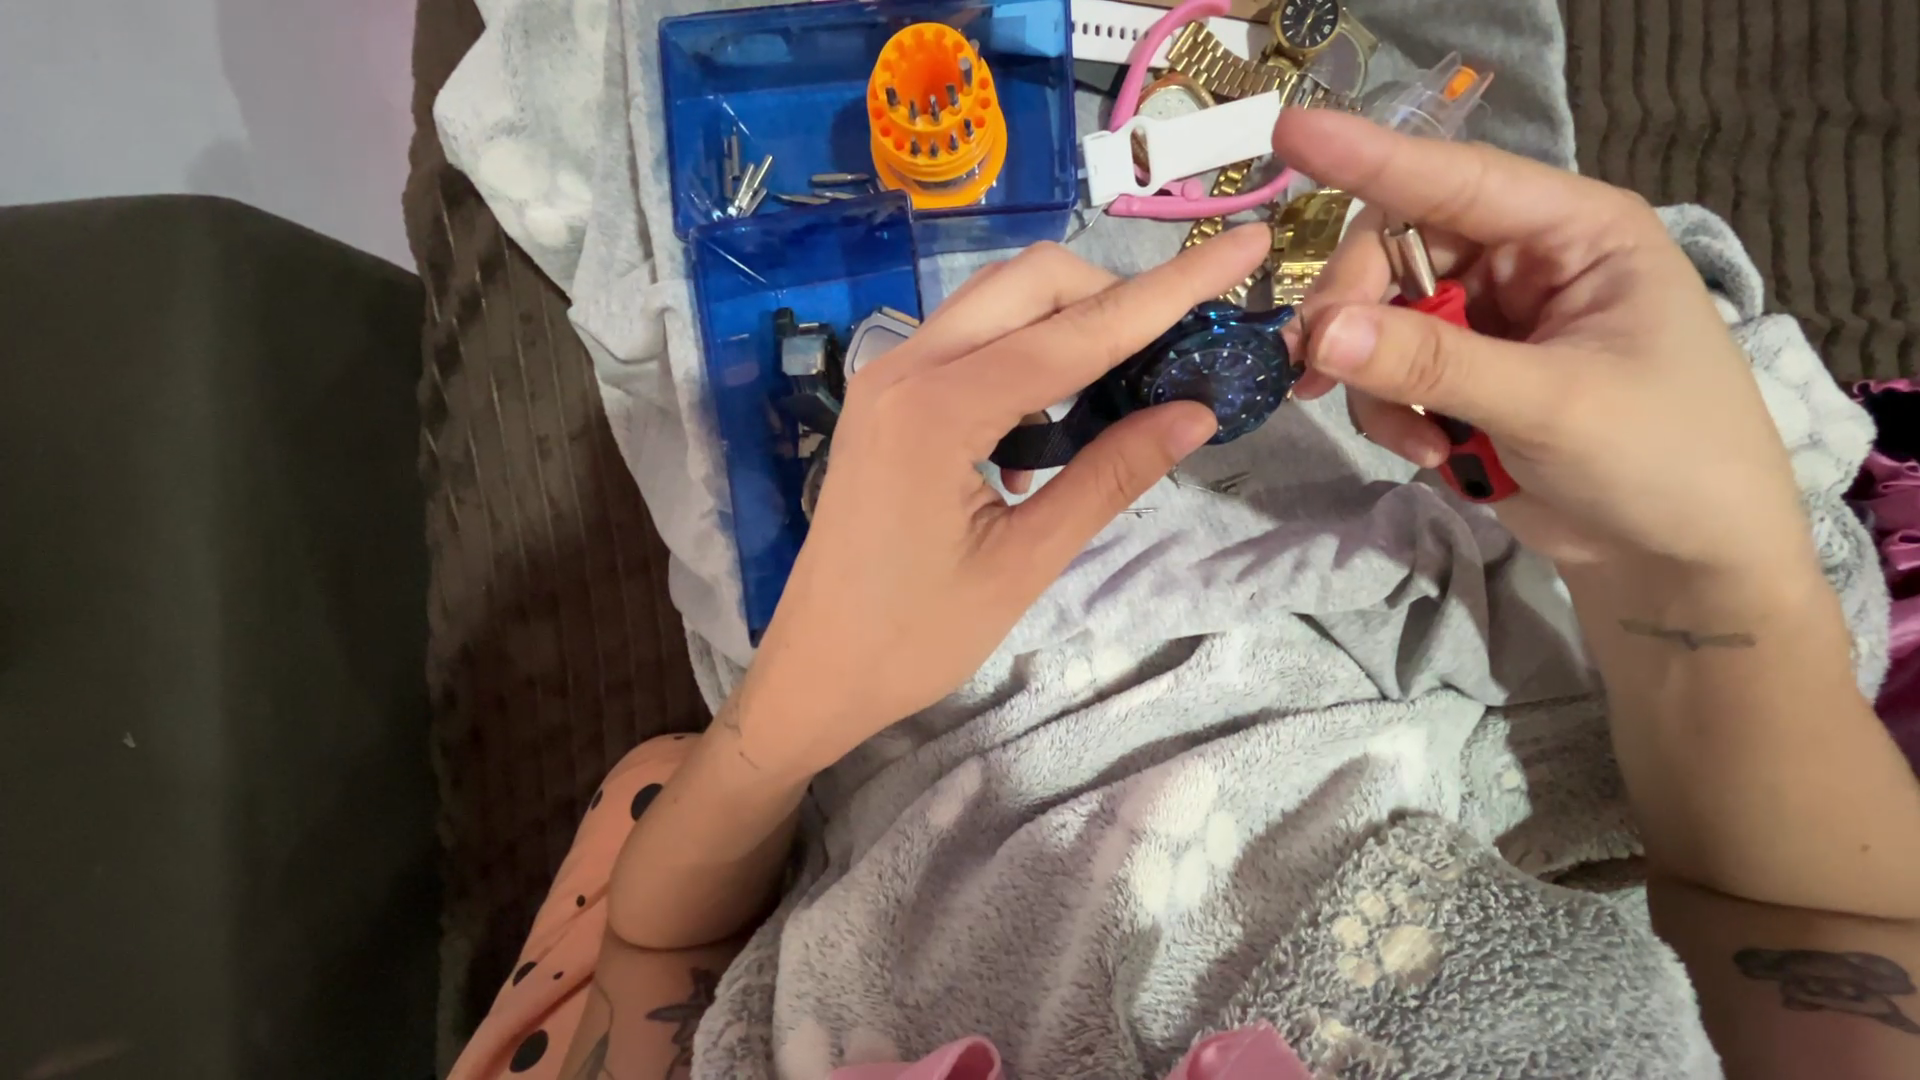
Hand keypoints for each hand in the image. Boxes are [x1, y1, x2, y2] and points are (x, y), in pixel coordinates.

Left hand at [729, 226, 1271, 776]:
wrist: (815, 669)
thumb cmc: (914, 636)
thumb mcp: (1025, 562)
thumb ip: (1110, 476)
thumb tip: (1194, 412)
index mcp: (939, 408)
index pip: (1079, 330)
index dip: (1171, 291)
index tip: (1246, 244)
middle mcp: (905, 367)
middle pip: (1031, 283)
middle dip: (1113, 295)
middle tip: (1173, 345)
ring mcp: (886, 378)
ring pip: (996, 305)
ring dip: (1067, 326)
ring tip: (1117, 394)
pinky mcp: (883, 400)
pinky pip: (967, 346)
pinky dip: (1020, 360)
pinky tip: (1039, 436)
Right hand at [1273, 110, 1816, 584]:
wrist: (1668, 554)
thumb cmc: (1659, 457)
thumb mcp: (1550, 403)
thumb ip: (1432, 364)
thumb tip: (1318, 336)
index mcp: (1571, 232)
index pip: (1454, 180)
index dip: (1368, 157)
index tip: (1289, 133)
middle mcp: (1516, 263)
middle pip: (1391, 256)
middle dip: (1351, 312)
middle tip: (1315, 366)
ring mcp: (1479, 322)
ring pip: (1373, 323)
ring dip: (1372, 382)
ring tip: (1411, 436)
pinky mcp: (1453, 376)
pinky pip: (1381, 376)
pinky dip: (1387, 415)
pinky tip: (1427, 450)